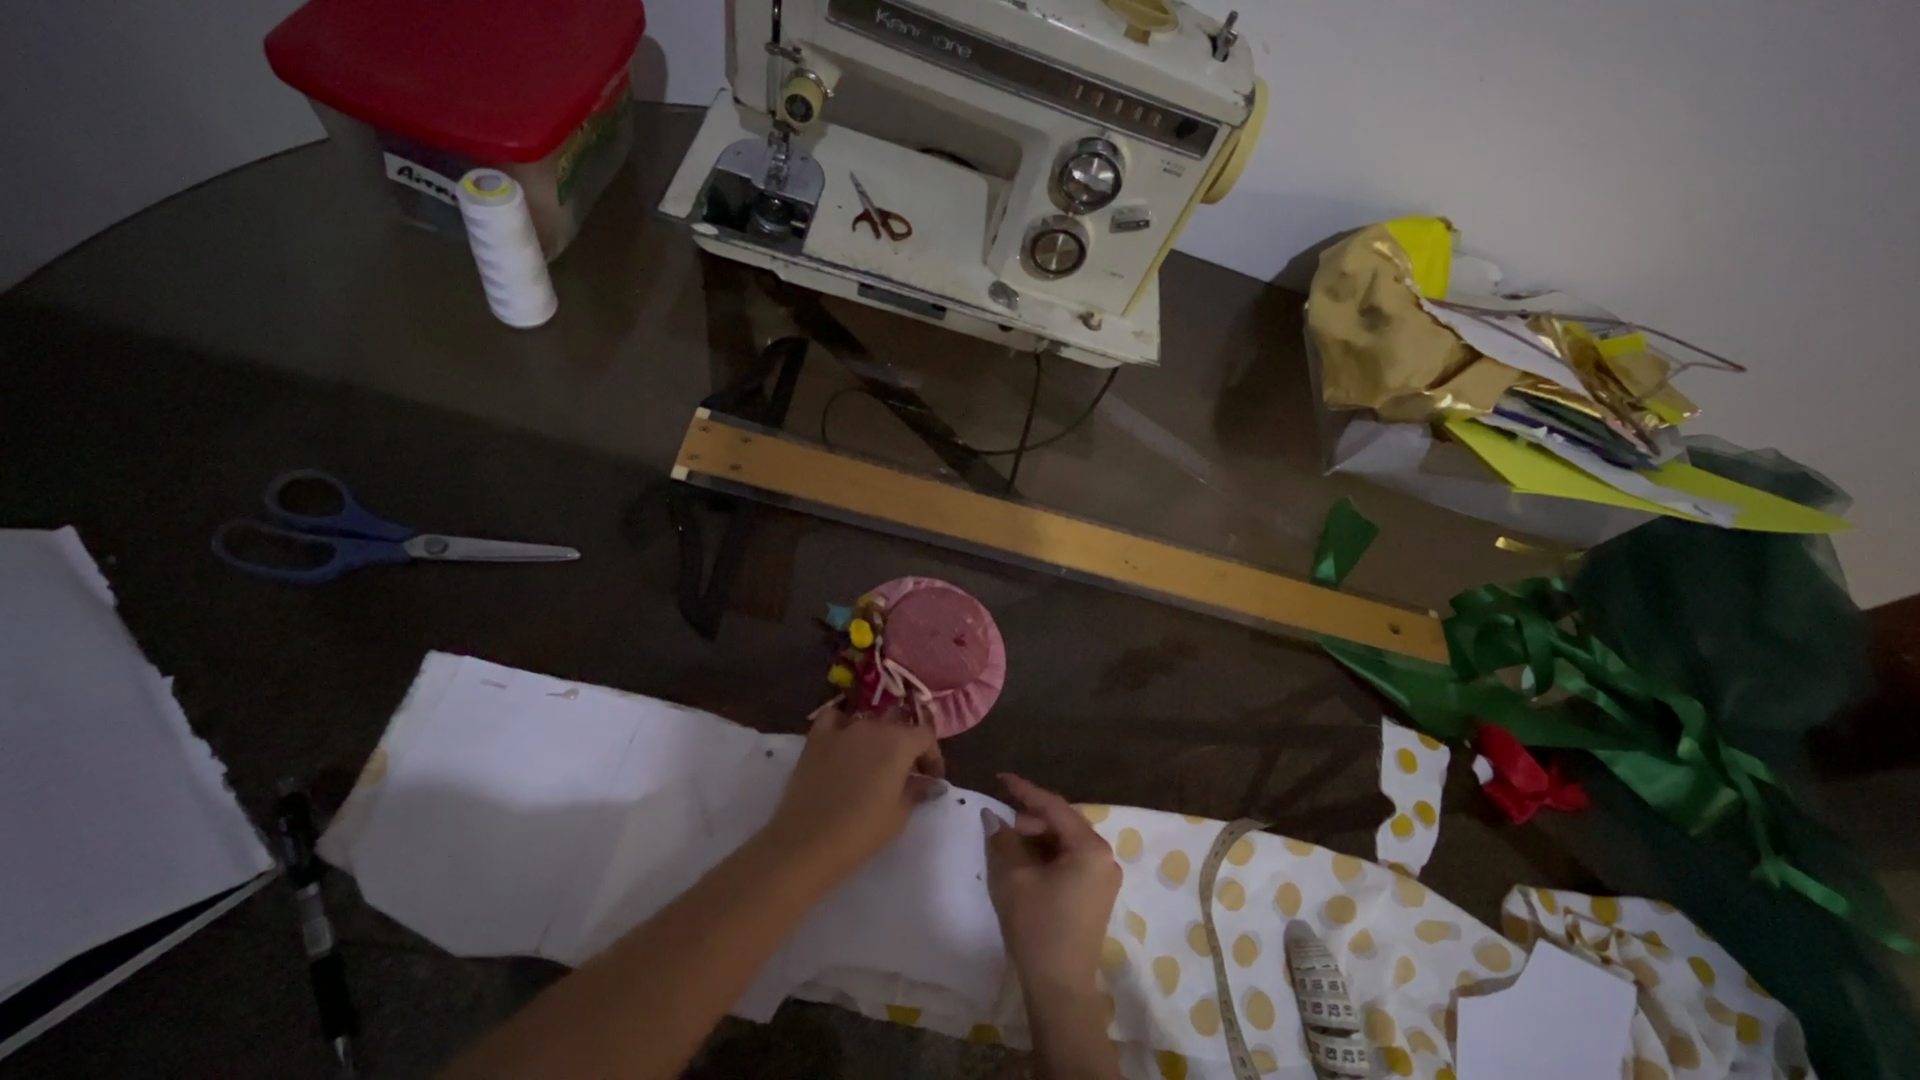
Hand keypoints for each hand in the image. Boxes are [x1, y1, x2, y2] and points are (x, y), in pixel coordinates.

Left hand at [761, 704, 945, 883]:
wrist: (807, 841)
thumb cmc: (861, 831)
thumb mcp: (899, 814)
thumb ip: (917, 790)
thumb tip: (932, 782)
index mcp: (898, 743)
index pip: (925, 735)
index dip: (932, 756)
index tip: (931, 778)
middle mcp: (872, 727)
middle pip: (898, 724)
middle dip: (908, 745)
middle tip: (907, 773)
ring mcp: (842, 730)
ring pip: (868, 720)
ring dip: (878, 736)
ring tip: (876, 762)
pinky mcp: (816, 739)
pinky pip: (834, 718)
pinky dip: (843, 723)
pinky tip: (844, 741)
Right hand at [983, 774, 1120, 997]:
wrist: (1060, 987)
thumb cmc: (1038, 926)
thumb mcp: (1014, 878)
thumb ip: (1004, 840)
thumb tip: (993, 818)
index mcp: (1090, 848)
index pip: (1054, 806)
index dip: (1024, 790)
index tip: (1000, 778)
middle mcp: (1104, 858)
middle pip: (1064, 823)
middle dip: (1032, 818)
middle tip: (1003, 822)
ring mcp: (1103, 878)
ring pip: (1066, 843)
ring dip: (1038, 838)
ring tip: (1010, 843)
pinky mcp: (1096, 896)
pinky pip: (1071, 862)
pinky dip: (1047, 857)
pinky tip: (1025, 863)